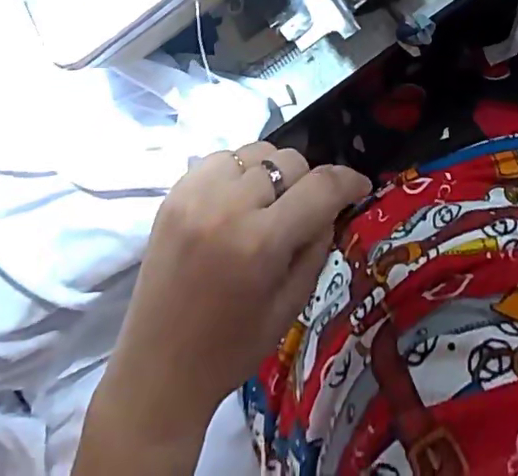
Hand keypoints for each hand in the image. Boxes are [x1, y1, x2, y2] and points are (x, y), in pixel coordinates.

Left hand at [84, 143, 371, 453]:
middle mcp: (227, 207)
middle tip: (303, 210)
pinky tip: (235, 202)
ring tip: (266, 204)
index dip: (349, 181)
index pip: (320, 187)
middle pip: (289, 160)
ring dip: (271, 172)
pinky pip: (220, 158)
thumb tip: (331, 205)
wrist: (158, 366)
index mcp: (261, 243)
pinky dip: (237, 172)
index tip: (360, 186)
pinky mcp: (173, 192)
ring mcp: (195, 195)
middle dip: (307, 181)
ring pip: (255, 151)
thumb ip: (317, 246)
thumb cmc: (232, 347)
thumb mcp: (291, 304)